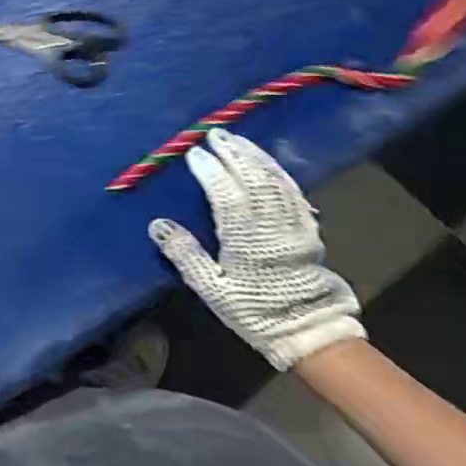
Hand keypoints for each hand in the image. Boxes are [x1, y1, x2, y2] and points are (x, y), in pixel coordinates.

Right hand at [147, 128, 363, 369]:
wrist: (308, 331)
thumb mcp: (210, 287)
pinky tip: (266, 164)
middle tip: (216, 135)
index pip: (228, 196)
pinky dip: (278, 173)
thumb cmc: (252, 310)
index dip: (211, 172)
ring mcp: (295, 227)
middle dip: (235, 155)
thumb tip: (157, 223)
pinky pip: (293, 193)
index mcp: (247, 241)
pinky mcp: (308, 230)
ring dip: (257, 158)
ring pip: (278, 183)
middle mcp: (274, 228)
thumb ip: (185, 253)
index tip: (194, 154)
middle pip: (256, 182)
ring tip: (238, 141)